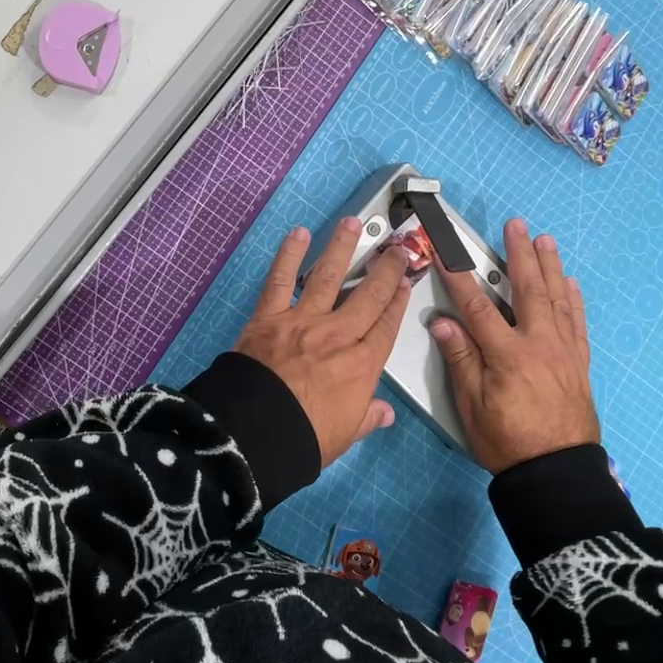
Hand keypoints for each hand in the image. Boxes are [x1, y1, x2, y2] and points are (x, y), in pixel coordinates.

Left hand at [235, 218, 412, 466]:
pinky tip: (298, 234)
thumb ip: (365, 418)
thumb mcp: (343, 436)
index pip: (386, 326)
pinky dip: (289, 255)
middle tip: (398, 247)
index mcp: (361, 366)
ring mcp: (303, 321)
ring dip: (342, 248)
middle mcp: (337, 336)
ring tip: (354, 223)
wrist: (255, 432)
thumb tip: (384, 413)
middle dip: (386, 269)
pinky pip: (280, 280)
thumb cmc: (304, 439)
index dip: (398, 301)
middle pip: (368, 295)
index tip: (406, 281)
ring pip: (328, 276)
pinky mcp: (269, 316)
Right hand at [429, 219, 597, 473]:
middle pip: (528, 291)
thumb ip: (460, 360)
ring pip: (558, 300)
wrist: (557, 474)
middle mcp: (540, 345)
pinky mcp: (579, 364)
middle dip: (519, 255)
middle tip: (516, 226)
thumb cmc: (506, 442)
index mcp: (508, 355)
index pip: (478, 308)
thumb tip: (442, 322)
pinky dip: (574, 300)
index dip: (460, 280)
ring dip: (550, 267)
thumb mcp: (471, 406)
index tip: (448, 254)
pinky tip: (571, 284)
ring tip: (545, 241)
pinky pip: (578, 324)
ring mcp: (564, 353)